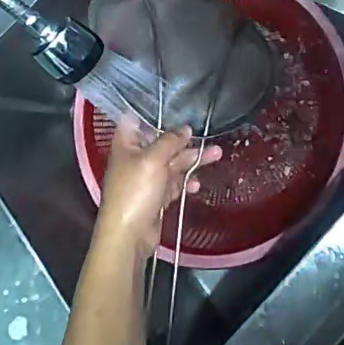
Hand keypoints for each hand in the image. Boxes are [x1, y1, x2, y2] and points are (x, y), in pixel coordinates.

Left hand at [96, 120, 221, 258]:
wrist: (128, 237)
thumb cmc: (135, 191)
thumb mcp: (152, 160)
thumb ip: (169, 141)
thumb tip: (185, 129)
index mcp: (127, 143)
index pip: (137, 119)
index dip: (155, 112)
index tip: (178, 107)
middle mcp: (136, 157)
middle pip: (162, 142)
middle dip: (185, 140)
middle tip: (209, 136)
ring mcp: (146, 178)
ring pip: (172, 163)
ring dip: (192, 159)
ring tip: (216, 154)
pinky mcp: (156, 196)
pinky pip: (174, 183)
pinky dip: (185, 182)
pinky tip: (196, 184)